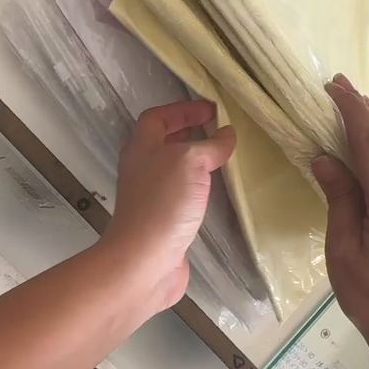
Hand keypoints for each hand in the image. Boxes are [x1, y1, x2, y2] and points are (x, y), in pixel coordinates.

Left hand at [100, 100, 237, 316]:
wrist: (145, 260)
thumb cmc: (163, 203)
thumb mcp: (189, 161)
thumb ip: (210, 145)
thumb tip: (226, 135)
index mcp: (141, 148)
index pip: (157, 117)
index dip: (182, 109)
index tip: (211, 110)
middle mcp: (142, 169)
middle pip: (164, 142)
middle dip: (190, 133)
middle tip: (220, 132)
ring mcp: (151, 196)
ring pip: (174, 169)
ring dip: (195, 161)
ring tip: (223, 157)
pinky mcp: (162, 220)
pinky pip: (181, 194)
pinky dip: (197, 187)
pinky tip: (215, 190)